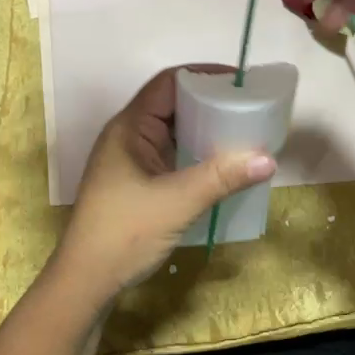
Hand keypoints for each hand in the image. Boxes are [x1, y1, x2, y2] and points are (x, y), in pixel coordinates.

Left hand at [55, 66, 276, 293]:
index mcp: (129, 128)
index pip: (168, 83)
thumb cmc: (124, 233)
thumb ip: (222, 177)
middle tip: (251, 108)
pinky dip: (196, 155)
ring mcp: (130, 162)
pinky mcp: (136, 184)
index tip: (240, 82)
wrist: (86, 279)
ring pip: (173, 133)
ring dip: (204, 131)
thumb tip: (269, 159)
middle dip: (209, 103)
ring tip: (244, 134)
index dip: (203, 75)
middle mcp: (128, 137)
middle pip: (172, 105)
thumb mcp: (177, 202)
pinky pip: (171, 157)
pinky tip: (223, 167)